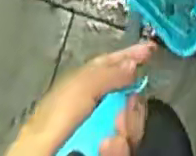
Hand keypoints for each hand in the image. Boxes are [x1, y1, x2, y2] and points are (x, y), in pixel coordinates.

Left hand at [7, 43, 152, 155]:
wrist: (44, 155)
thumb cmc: (56, 118)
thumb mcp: (81, 87)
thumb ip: (108, 73)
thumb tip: (133, 63)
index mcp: (87, 81)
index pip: (114, 63)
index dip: (132, 55)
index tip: (151, 49)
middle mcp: (98, 104)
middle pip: (130, 97)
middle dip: (133, 104)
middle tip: (126, 111)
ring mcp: (102, 129)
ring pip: (131, 125)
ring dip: (126, 130)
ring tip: (109, 141)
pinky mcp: (106, 149)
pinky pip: (125, 147)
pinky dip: (119, 148)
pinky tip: (106, 147)